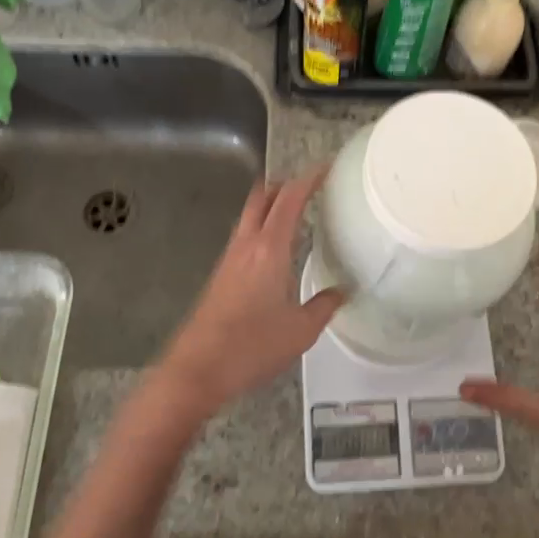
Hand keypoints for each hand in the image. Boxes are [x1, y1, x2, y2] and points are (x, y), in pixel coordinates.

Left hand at [159, 170, 345, 414]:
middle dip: (285, 184)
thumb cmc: (252, 347)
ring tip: (298, 213)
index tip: (327, 167)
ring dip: (271, 205)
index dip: (309, 178)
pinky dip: (262, 228)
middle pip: (262, 196)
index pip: (290, 199)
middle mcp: (246, 245)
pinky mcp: (220, 275)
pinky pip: (245, 237)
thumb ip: (324, 306)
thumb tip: (342, 291)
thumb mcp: (301, 330)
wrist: (197, 370)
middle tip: (310, 186)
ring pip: (250, 215)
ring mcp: (229, 259)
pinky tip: (277, 250)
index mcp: (269, 249)